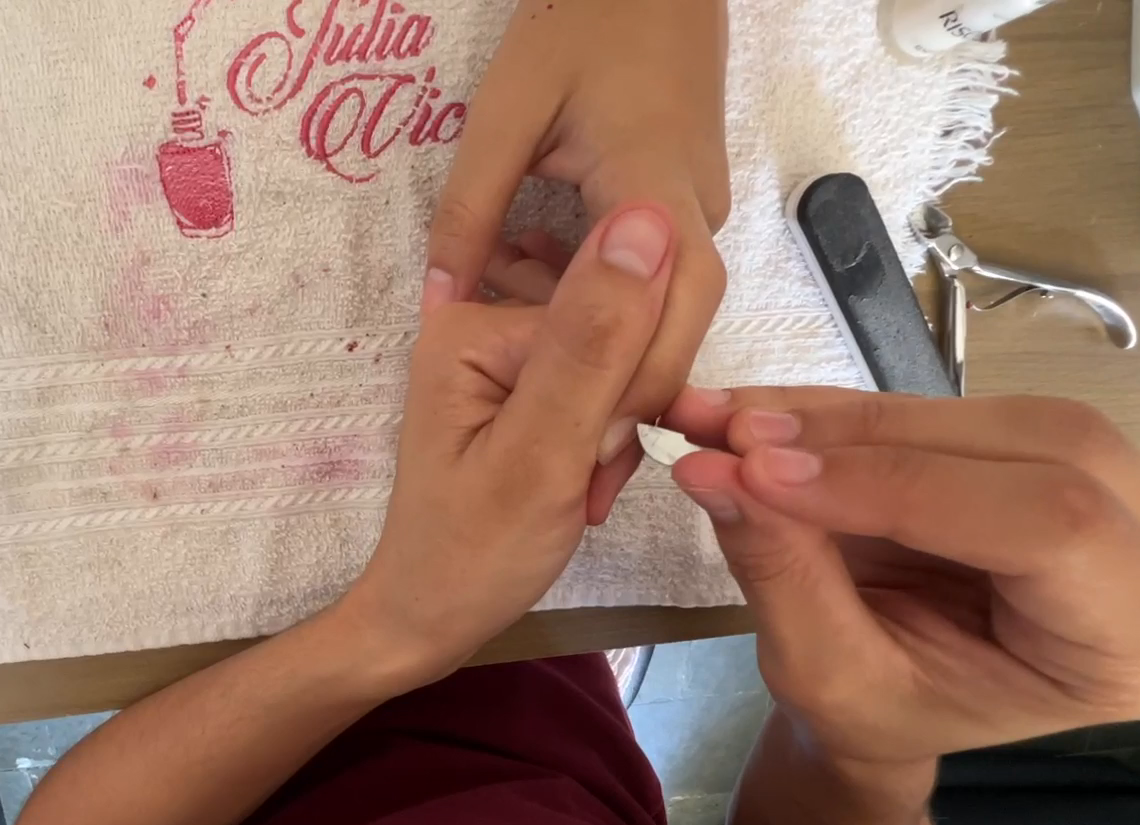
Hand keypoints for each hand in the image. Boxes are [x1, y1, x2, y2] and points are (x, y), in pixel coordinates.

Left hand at [345, 205, 674, 680]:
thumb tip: (648, 218)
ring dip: (613, 438)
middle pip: (611, 336)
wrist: (433, 615)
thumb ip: (592, 344)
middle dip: (616, 419)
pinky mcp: (521, 392)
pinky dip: (602, 446)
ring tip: (572, 492)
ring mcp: (503, 361)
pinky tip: (577, 486)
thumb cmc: (476, 552)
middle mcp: (484, 325)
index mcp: (474, 325)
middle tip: (575, 483)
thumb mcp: (540, 452)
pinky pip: (596, 397)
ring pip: (614, 371)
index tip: (590, 460)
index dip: (625, 394)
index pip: (609, 312)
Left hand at [424, 0, 729, 520]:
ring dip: (619, 377)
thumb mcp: (501, 115)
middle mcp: (695, 211)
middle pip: (676, 331)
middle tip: (574, 465)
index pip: (666, 311)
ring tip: (567, 441)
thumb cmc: (576, 24)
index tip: (583, 444)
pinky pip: (658, 296)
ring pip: (667, 321)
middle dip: (627, 400)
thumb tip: (440, 297)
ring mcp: (699, 213)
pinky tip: (563, 363)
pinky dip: (615, 337)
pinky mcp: (685, 215)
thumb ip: (471, 212)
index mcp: (652, 189)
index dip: (631, 385)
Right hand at [664, 386, 1139, 764]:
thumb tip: (710, 469)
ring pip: (977, 413)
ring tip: (722, 422)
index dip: (895, 485)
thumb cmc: (870, 720)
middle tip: (736, 438)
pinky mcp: (1031, 461)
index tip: (759, 474)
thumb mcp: (819, 671)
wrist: (884, 712)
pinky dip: (829, 413)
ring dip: (833, 414)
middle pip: (1030, 445)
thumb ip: (779, 569)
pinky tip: (751, 415)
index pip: (1051, 527)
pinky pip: (935, 411)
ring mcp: (1111, 497)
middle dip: (861, 436)